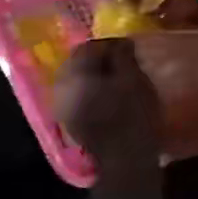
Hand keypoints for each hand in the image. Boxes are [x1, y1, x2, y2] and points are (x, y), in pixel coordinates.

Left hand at [53, 39, 160, 168]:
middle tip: (126, 61)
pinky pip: (79, 95)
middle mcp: (62, 87)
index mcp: (76, 74)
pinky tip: (111, 95)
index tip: (130, 46)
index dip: (110, 43)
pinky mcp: (70, 120)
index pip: (88, 47)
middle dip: (101, 59)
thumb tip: (121, 41)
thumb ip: (123, 57)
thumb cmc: (134, 115)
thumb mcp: (135, 81)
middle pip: (79, 63)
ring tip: (120, 78)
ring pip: (78, 80)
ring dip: (97, 75)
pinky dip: (94, 90)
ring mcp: (64, 106)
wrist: (125, 157)